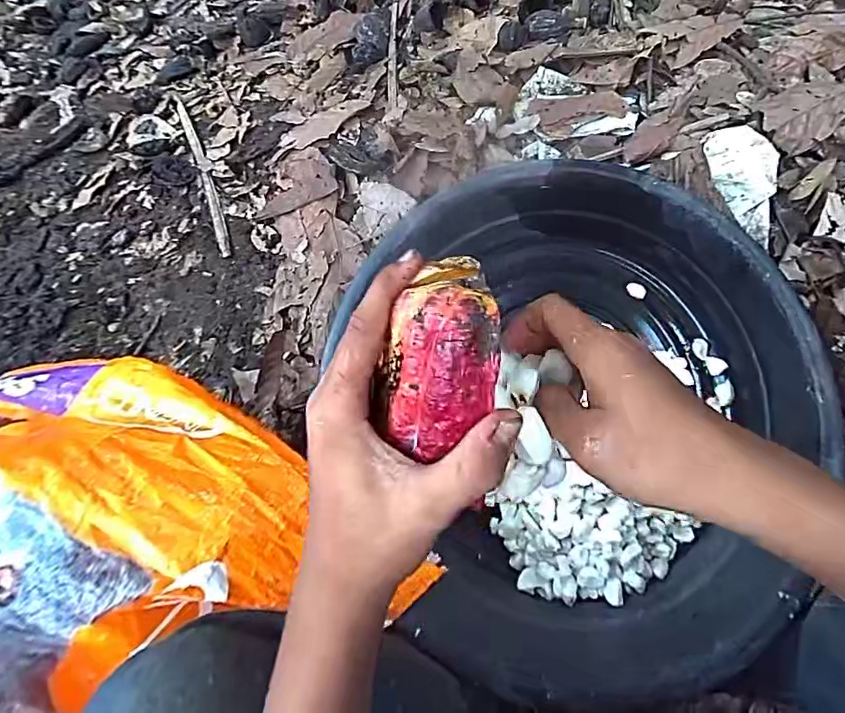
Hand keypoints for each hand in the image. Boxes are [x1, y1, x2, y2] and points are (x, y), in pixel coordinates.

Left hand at [300, 251, 521, 602]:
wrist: (342, 583)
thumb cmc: (371, 544)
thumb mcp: (425, 504)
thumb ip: (471, 465)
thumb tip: (512, 419)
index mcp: (337, 405)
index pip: (360, 331)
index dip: (386, 290)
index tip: (414, 260)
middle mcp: (333, 398)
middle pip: (363, 331)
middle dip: (397, 297)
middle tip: (437, 276)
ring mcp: (341, 409)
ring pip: (369, 349)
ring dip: (400, 320)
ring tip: (438, 301)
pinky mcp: (354, 421)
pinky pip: (377, 371)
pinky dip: (402, 350)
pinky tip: (434, 351)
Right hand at [504, 294, 737, 516]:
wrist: (724, 472)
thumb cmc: (654, 455)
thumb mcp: (585, 441)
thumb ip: (551, 408)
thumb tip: (541, 391)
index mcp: (598, 347)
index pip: (550, 308)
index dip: (522, 325)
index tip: (508, 357)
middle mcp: (616, 344)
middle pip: (564, 326)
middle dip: (534, 350)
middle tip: (518, 387)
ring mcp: (633, 361)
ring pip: (581, 348)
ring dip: (556, 369)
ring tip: (542, 406)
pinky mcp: (645, 380)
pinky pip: (600, 366)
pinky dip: (578, 380)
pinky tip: (576, 416)